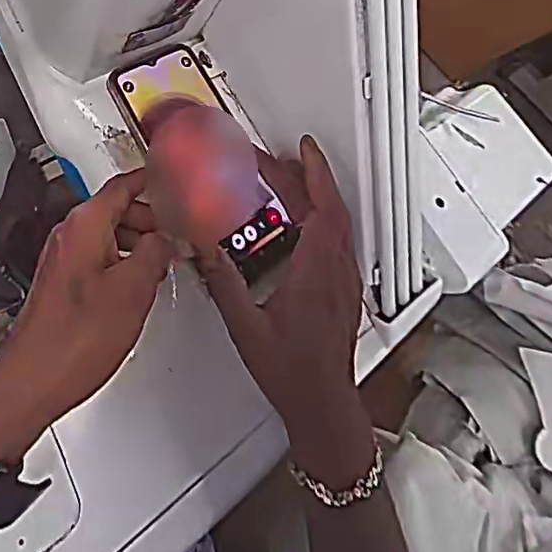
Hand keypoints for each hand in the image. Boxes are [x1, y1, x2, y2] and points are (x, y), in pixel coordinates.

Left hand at [0, 170, 173, 459]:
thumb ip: (156, 252)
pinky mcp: (62, 280)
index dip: (150, 181)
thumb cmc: (74, 340)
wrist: (34, 379)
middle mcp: (69, 235)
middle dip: (149, 218)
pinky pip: (97, 255)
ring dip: (136, 241)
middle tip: (174, 230)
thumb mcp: (134, 288)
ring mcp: (62, 257)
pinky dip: (121, 259)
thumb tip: (166, 239)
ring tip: (161, 261)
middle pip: (116, 208)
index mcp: (85, 225)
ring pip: (108, 233)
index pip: (123, 185)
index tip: (167, 180)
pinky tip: (137, 283)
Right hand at [191, 136, 374, 487]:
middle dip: (307, 174)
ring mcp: (344, 278)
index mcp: (315, 270)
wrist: (324, 403)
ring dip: (316, 193)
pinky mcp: (344, 288)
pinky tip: (302, 220)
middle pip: (329, 206)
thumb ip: (224, 282)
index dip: (312, 171)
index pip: (319, 206)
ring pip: (337, 220)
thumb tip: (208, 249)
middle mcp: (335, 269)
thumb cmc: (293, 371)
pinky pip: (338, 237)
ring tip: (291, 178)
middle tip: (282, 158)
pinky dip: (321, 215)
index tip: (301, 147)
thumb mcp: (246, 325)